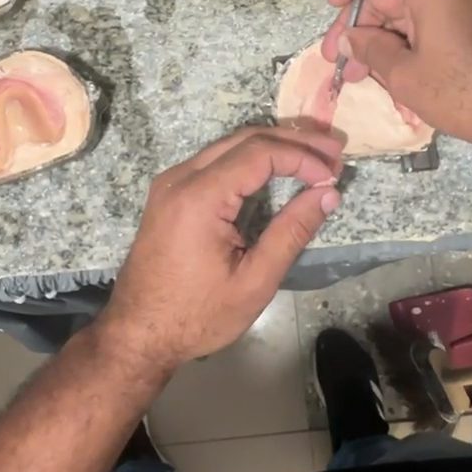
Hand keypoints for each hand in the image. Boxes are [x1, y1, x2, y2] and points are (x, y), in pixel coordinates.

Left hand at [100, 126, 343, 373]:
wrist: (137, 333)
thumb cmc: (197, 315)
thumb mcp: (254, 281)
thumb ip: (292, 232)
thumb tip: (328, 193)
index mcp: (199, 197)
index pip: (259, 153)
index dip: (301, 157)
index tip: (332, 175)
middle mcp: (180, 177)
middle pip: (244, 139)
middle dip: (293, 140)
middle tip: (334, 151)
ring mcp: (171, 182)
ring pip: (229, 144)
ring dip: (273, 145)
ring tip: (315, 155)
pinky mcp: (170, 191)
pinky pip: (215, 159)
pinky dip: (251, 158)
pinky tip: (278, 167)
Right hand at [321, 0, 471, 146]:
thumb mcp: (408, 76)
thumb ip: (369, 50)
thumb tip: (349, 40)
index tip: (336, 6)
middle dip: (366, 25)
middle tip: (345, 65)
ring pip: (420, 5)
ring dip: (392, 39)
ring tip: (374, 81)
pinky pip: (446, 14)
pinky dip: (422, 39)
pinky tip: (408, 77)